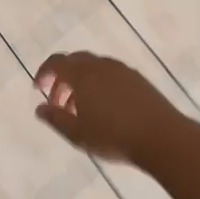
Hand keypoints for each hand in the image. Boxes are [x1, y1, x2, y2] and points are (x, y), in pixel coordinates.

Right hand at [33, 51, 190, 165]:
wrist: (161, 136)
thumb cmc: (113, 137)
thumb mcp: (78, 134)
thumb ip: (55, 119)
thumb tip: (39, 108)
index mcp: (82, 74)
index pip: (56, 62)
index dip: (43, 73)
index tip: (38, 89)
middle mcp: (100, 64)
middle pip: (75, 61)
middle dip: (62, 79)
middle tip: (58, 102)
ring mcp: (121, 69)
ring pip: (94, 67)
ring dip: (81, 82)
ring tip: (81, 110)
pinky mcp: (137, 78)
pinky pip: (110, 73)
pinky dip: (99, 84)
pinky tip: (105, 107)